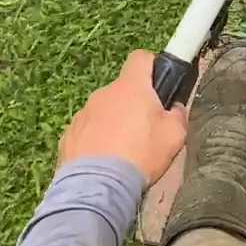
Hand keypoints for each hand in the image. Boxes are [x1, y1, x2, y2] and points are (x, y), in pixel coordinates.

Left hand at [57, 51, 188, 184]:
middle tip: (146, 129)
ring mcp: (83, 114)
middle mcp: (104, 94)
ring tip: (124, 151)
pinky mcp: (68, 136)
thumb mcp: (175, 135)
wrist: (97, 188)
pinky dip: (96, 140)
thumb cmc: (141, 155)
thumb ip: (177, 113)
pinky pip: (88, 131)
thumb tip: (173, 107)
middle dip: (135, 103)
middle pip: (123, 89)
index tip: (160, 84)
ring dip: (114, 122)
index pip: (141, 58)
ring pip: (105, 110)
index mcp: (131, 87)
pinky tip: (105, 163)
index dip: (153, 66)